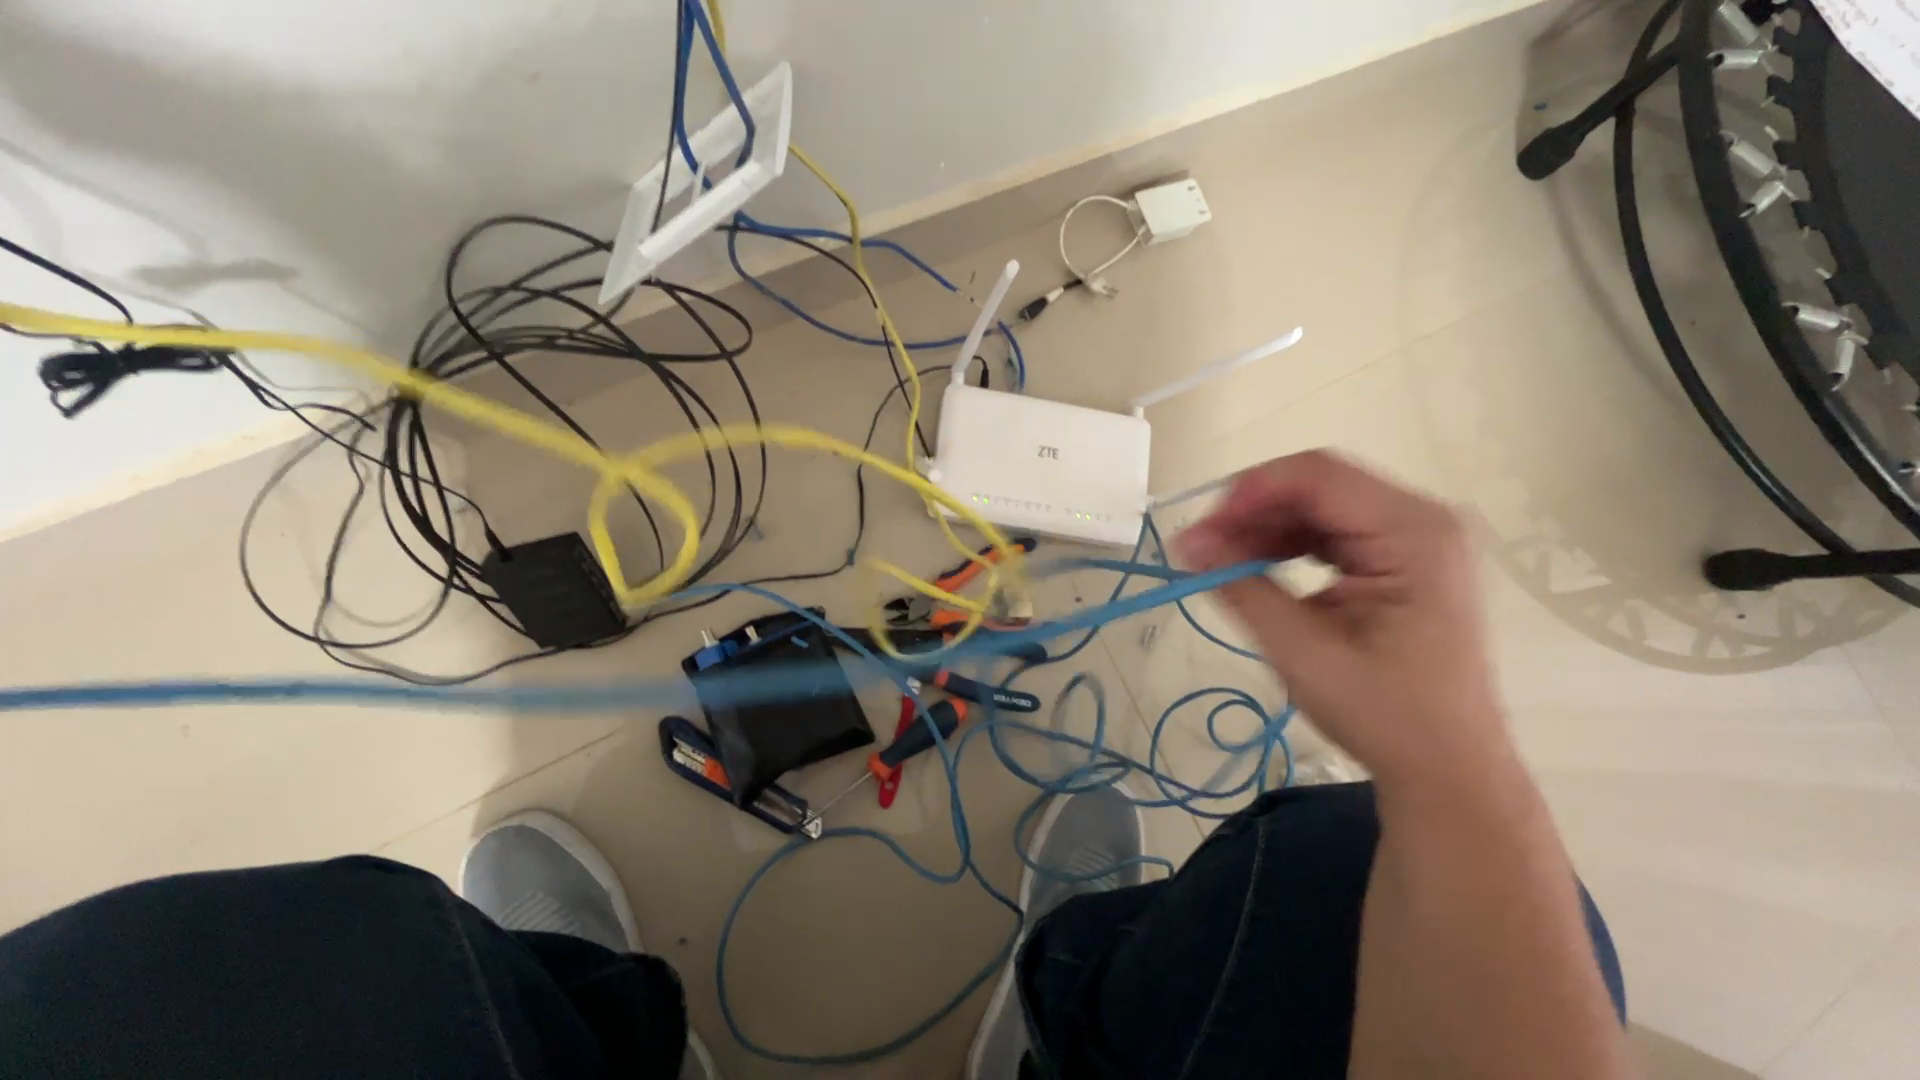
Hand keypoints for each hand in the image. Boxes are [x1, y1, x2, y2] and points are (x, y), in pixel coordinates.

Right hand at [1174, 451, 1513, 796]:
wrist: (1447, 769)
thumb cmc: (1385, 715)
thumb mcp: (1302, 651)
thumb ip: (1242, 588)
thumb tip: (1186, 544)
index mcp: (1415, 532)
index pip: (1317, 476)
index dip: (1249, 493)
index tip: (1199, 532)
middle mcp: (1422, 520)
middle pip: (1318, 487)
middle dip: (1252, 514)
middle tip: (1199, 551)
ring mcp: (1415, 540)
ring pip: (1320, 508)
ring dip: (1265, 530)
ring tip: (1219, 565)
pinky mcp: (1401, 562)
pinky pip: (1333, 534)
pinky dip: (1289, 547)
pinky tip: (1256, 572)